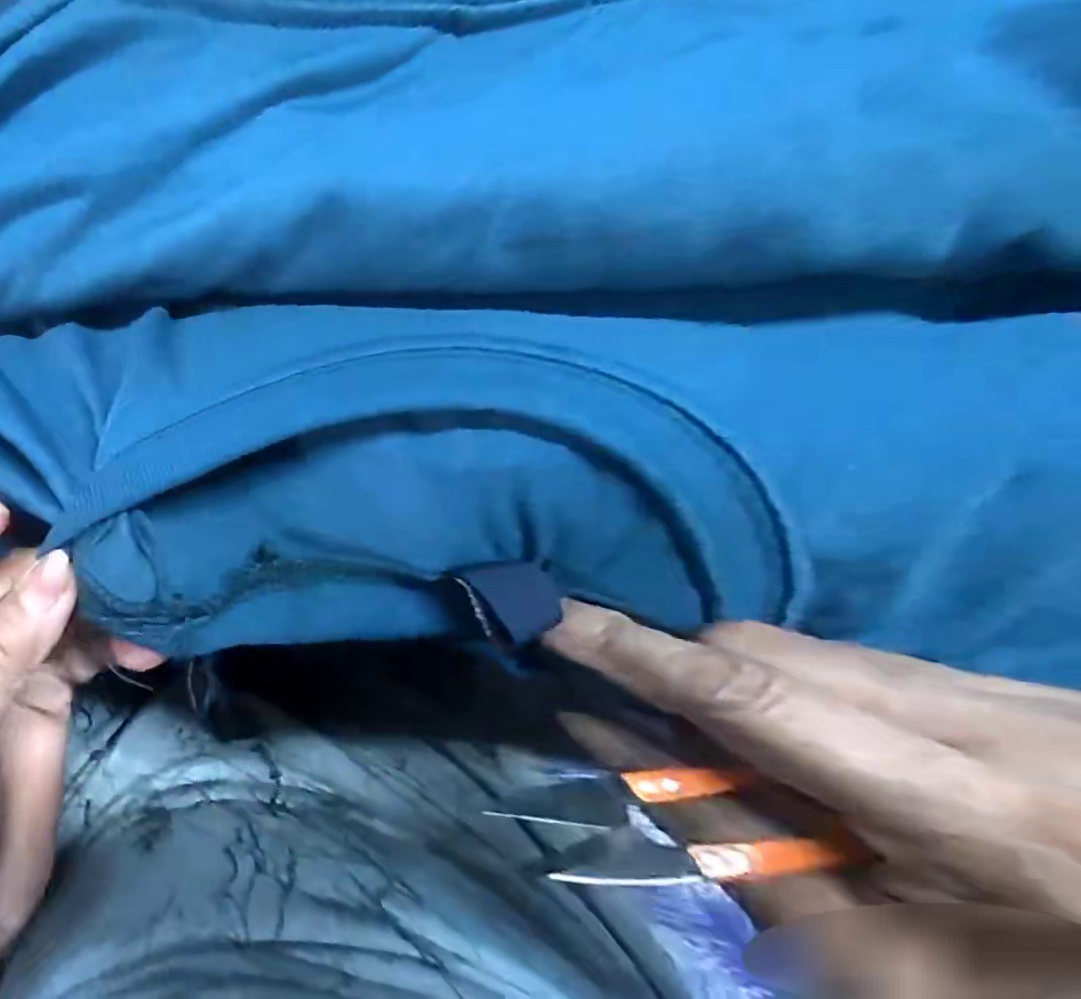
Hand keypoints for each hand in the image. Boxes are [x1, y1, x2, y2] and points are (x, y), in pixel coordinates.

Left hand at [0, 485, 163, 998]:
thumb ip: (1, 650)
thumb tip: (62, 566)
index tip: (3, 515)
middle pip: (4, 570)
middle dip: (52, 561)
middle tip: (108, 557)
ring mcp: (5, 662)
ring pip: (53, 604)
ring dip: (96, 602)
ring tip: (139, 605)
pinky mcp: (47, 691)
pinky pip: (84, 647)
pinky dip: (114, 641)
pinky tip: (145, 649)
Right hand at [543, 602, 1080, 995]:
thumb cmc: (1014, 994)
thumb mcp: (865, 955)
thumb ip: (719, 832)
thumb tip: (596, 727)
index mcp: (967, 810)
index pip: (747, 695)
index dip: (636, 652)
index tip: (549, 617)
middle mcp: (994, 722)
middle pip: (765, 649)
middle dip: (685, 675)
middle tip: (667, 738)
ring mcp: (1022, 693)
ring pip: (805, 645)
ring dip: (743, 687)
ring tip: (770, 766)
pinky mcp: (1028, 686)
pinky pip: (857, 656)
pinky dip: (803, 691)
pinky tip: (837, 756)